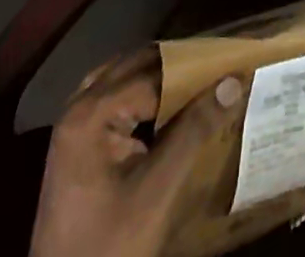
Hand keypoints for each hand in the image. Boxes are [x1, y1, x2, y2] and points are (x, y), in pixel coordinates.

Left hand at [30, 50, 242, 256]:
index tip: (229, 64)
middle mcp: (77, 108)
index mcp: (92, 113)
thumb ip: (194, 130)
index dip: (194, 70)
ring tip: (200, 84)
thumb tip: (232, 81)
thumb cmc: (111, 245)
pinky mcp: (76, 146)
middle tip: (219, 69)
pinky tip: (167, 109)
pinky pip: (112, 100)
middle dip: (177, 65)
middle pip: (134, 66)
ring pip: (122, 79)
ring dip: (158, 78)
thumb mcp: (158, 189)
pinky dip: (140, 95)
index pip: (154, 74)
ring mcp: (73, 127)